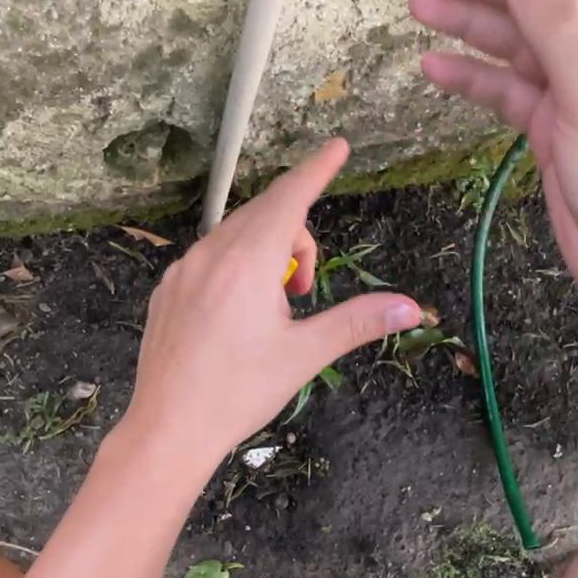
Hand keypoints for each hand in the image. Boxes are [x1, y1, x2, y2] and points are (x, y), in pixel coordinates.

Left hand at [121, 139, 423, 472]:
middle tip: (304, 291)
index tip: (337, 147)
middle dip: (296, 239)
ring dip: (265, 256)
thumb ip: (357, 323)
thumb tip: (410, 308)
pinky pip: (208, 259)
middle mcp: (210, 255)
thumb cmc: (237, 394)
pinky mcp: (166, 291)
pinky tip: (236, 317)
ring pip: (234, 238)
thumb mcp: (304, 357)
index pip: (290, 198)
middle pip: (265, 216)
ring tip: (273, 310)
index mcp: (247, 263)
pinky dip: (234, 269)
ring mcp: (182, 272)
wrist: (168, 429)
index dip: (317, 170)